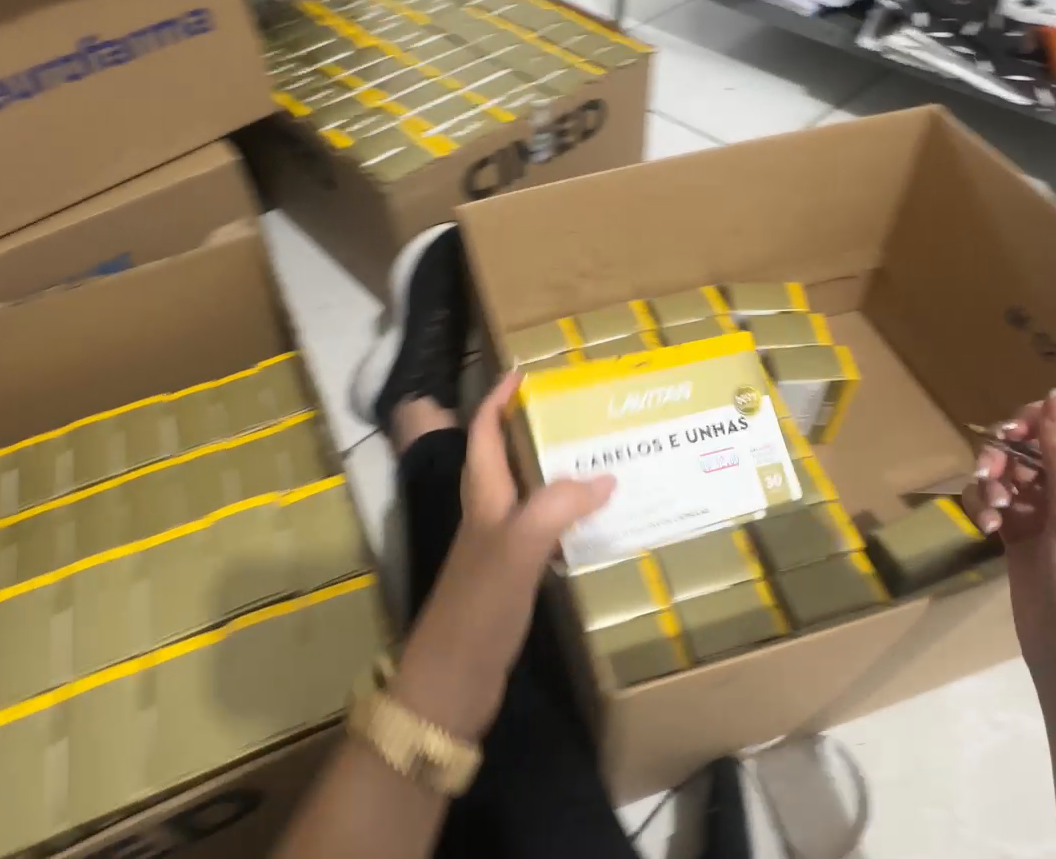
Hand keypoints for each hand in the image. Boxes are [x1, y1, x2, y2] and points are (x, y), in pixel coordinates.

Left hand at [391, 371, 614, 739]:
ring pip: (530, 497)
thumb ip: (557, 507)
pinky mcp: (513, 580)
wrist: (450, 682)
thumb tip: (604, 477)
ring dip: (558, 477)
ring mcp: (499, 549)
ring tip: (601, 463)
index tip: (524, 373)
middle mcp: (489, 516)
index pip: (483, 433)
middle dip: (536, 432)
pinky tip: (596, 529)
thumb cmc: (478, 607)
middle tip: (583, 419)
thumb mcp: (517, 547)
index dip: (498, 401)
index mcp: (483, 497)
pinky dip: (569, 522)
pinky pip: (545, 535)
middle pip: (507, 460)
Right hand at [961, 388, 1055, 676]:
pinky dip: (985, 505)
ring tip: (989, 508)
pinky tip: (984, 525)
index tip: (1007, 437)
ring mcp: (1052, 513)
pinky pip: (997, 499)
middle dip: (1005, 454)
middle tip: (989, 475)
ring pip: (1011, 470)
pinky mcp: (1024, 534)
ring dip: (991, 480)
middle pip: (1035, 443)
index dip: (1037, 421)